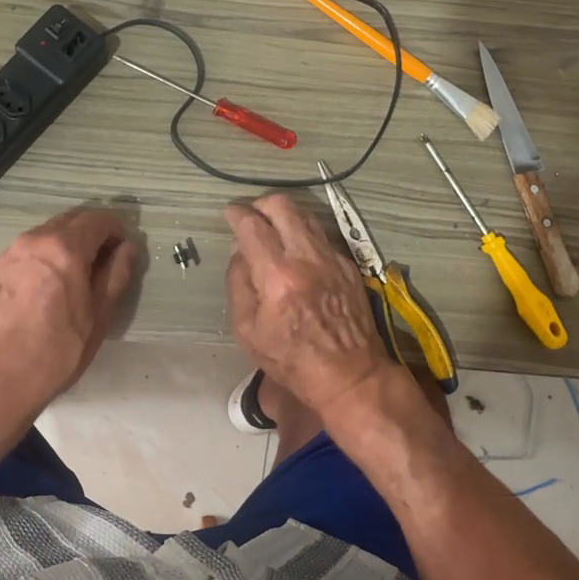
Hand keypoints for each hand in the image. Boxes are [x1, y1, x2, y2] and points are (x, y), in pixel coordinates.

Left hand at [0, 207, 137, 422]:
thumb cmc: (58, 349)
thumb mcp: (99, 315)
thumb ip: (116, 275)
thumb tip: (126, 249)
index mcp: (65, 247)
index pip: (98, 220)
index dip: (117, 231)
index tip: (124, 251)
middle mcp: (36, 240)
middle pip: (72, 220)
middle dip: (93, 234)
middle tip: (105, 262)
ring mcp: (12, 251)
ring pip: (49, 233)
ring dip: (69, 243)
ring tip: (79, 274)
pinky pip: (31, 249)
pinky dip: (48, 255)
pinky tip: (53, 283)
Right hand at [224, 193, 394, 414]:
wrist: (349, 374)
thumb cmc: (291, 359)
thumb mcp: (247, 330)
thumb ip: (238, 284)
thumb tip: (239, 252)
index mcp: (277, 275)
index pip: (252, 225)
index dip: (236, 214)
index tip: (229, 214)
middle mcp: (307, 257)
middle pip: (282, 205)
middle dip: (260, 204)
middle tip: (250, 218)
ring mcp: (332, 258)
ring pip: (305, 215)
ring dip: (283, 216)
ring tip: (271, 231)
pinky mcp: (348, 265)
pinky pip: (320, 236)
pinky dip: (302, 235)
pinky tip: (296, 255)